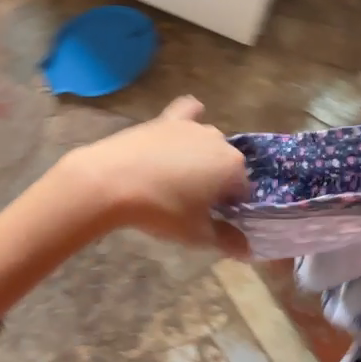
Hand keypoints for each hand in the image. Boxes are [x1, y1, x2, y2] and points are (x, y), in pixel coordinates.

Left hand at [59, 97, 250, 254]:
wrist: (113, 181)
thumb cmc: (161, 209)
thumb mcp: (196, 234)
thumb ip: (226, 240)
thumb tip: (247, 249)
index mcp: (232, 167)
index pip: (242, 190)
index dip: (230, 207)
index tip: (211, 219)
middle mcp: (219, 140)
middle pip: (226, 165)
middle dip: (217, 182)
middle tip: (193, 204)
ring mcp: (193, 126)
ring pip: (207, 144)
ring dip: (202, 158)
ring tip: (178, 180)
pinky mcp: (168, 119)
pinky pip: (187, 113)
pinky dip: (190, 118)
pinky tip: (185, 128)